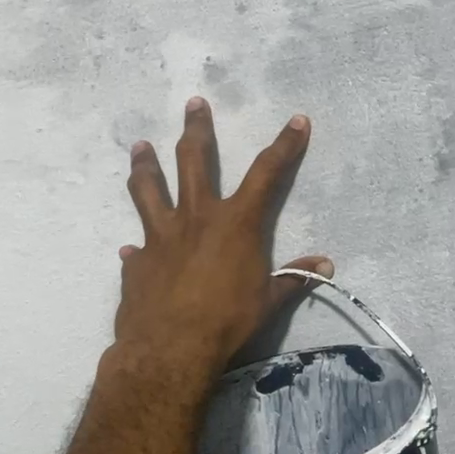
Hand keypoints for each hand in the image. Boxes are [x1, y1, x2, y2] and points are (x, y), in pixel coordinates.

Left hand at [109, 97, 329, 383]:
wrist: (170, 350)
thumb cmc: (228, 320)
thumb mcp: (270, 300)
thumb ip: (294, 278)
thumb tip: (325, 266)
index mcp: (236, 222)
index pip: (267, 172)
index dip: (285, 145)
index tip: (297, 121)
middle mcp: (197, 217)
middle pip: (194, 161)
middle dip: (197, 129)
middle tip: (194, 103)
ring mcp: (162, 237)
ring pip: (150, 190)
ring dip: (145, 165)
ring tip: (138, 145)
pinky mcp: (138, 263)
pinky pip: (136, 249)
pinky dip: (136, 247)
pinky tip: (129, 248)